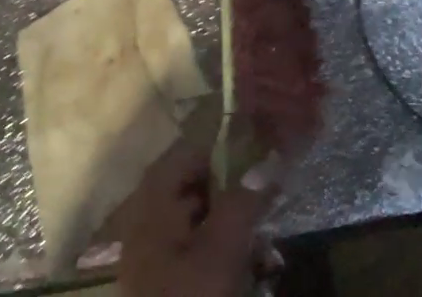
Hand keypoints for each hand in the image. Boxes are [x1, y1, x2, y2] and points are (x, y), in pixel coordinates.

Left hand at [117, 141, 271, 296]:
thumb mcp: (223, 247)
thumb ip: (245, 198)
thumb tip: (270, 158)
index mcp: (152, 212)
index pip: (182, 157)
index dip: (218, 143)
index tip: (258, 139)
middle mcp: (149, 229)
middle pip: (196, 188)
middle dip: (237, 185)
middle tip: (272, 183)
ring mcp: (159, 260)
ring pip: (205, 220)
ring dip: (240, 220)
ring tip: (270, 232)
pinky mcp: (173, 284)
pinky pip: (205, 251)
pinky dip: (233, 249)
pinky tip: (261, 264)